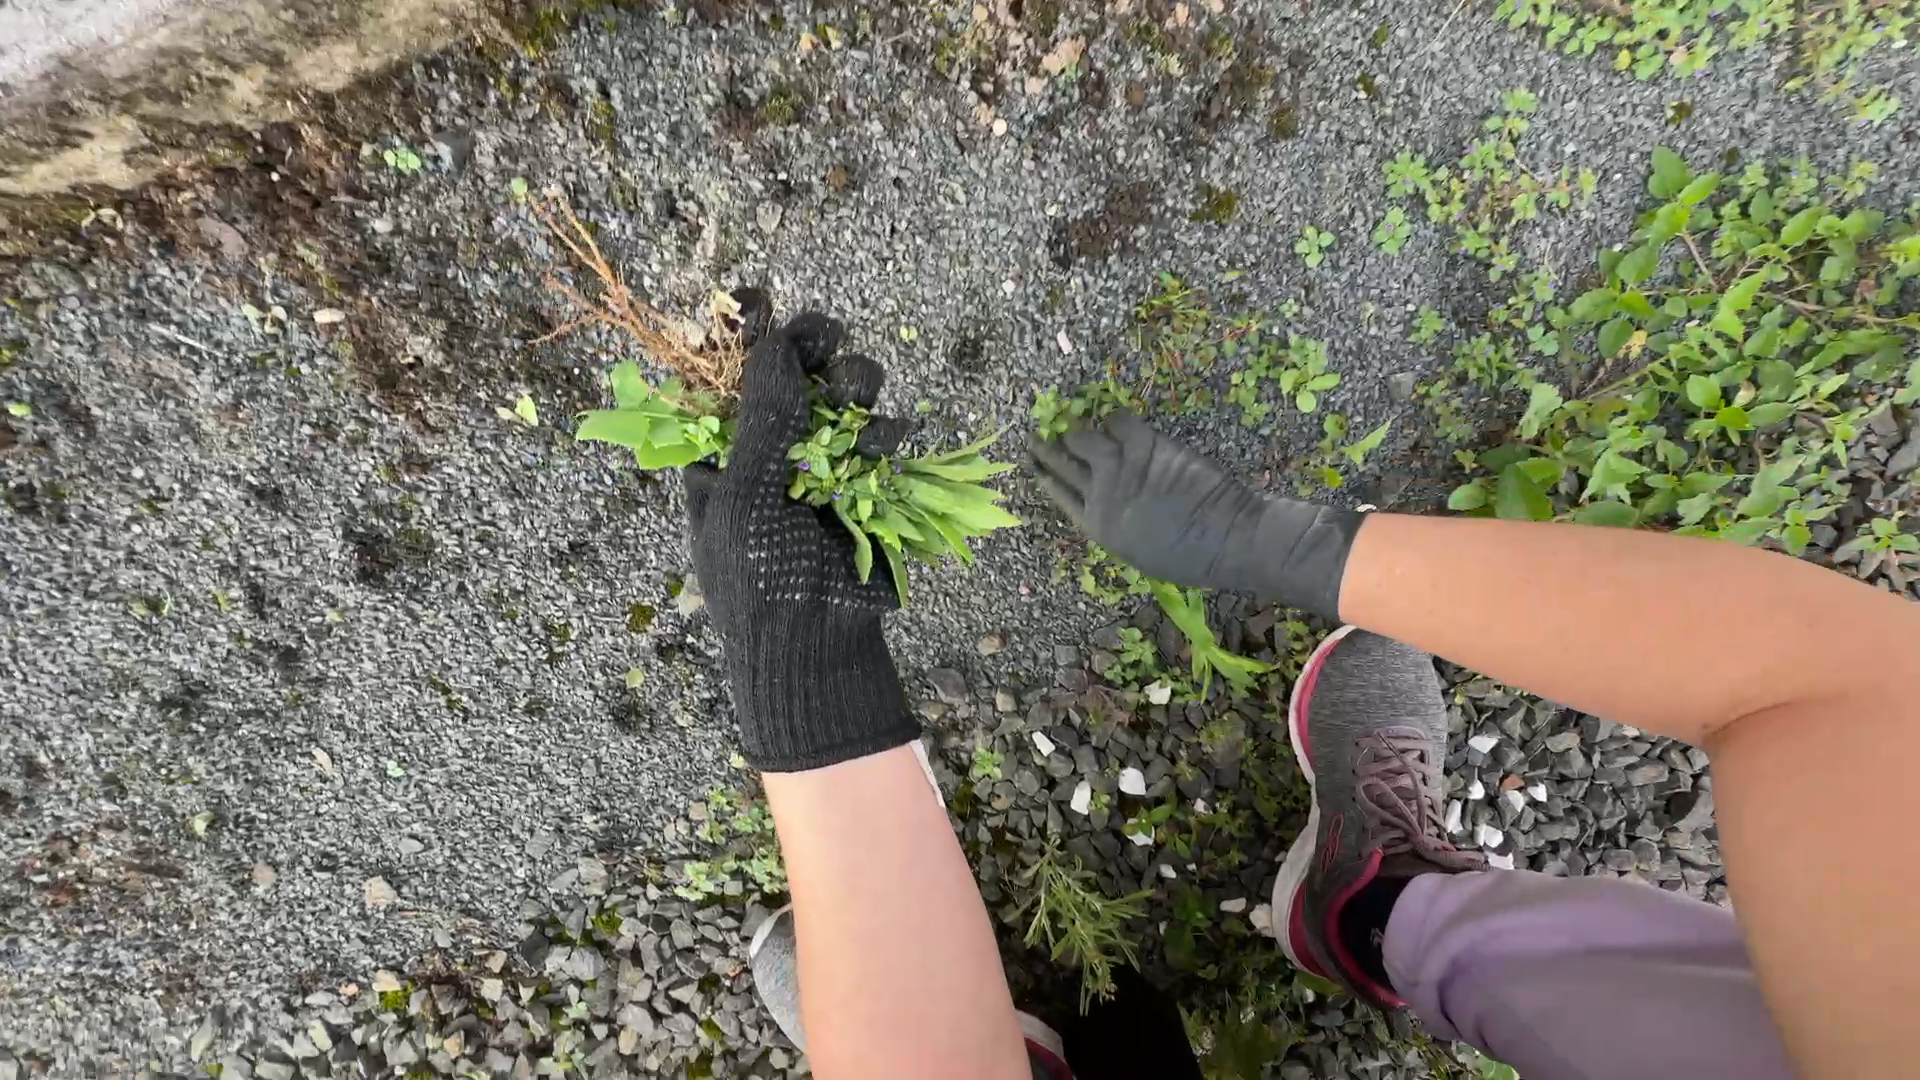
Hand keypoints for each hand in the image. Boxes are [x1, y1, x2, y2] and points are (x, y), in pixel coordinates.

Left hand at [685, 294, 917, 771]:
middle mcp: (772, 451)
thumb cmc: (759, 579)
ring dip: (856, 386)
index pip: (730, 377)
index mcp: (722, 453)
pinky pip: (880, 439)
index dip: (747, 336)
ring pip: (845, 400)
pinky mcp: (867, 486)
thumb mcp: (744, 499)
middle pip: (796, 376)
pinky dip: (886, 433)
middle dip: (815, 354)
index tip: (765, 301)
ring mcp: (822, 467)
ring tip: (863, 398)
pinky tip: (886, 444)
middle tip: (831, 341)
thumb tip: (776, 342)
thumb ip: (763, 421)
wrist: (814, 645)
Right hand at [1029, 411, 1362, 620]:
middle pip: (1062, 465)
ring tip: (1077, 425)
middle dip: (1047, 449)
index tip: (1035, 463)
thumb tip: (1103, 502)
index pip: (1059, 494)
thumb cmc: (1189, 558)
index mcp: (1098, 526)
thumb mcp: (1138, 549)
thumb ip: (1115, 524)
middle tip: (1037, 436)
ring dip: (1078, 431)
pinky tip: (1115, 421)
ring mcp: (1122, 470)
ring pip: (1085, 439)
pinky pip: (1121, 423)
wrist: (1227, 542)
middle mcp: (1101, 496)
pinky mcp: (1147, 448)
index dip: (1045, 475)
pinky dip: (1115, 420)